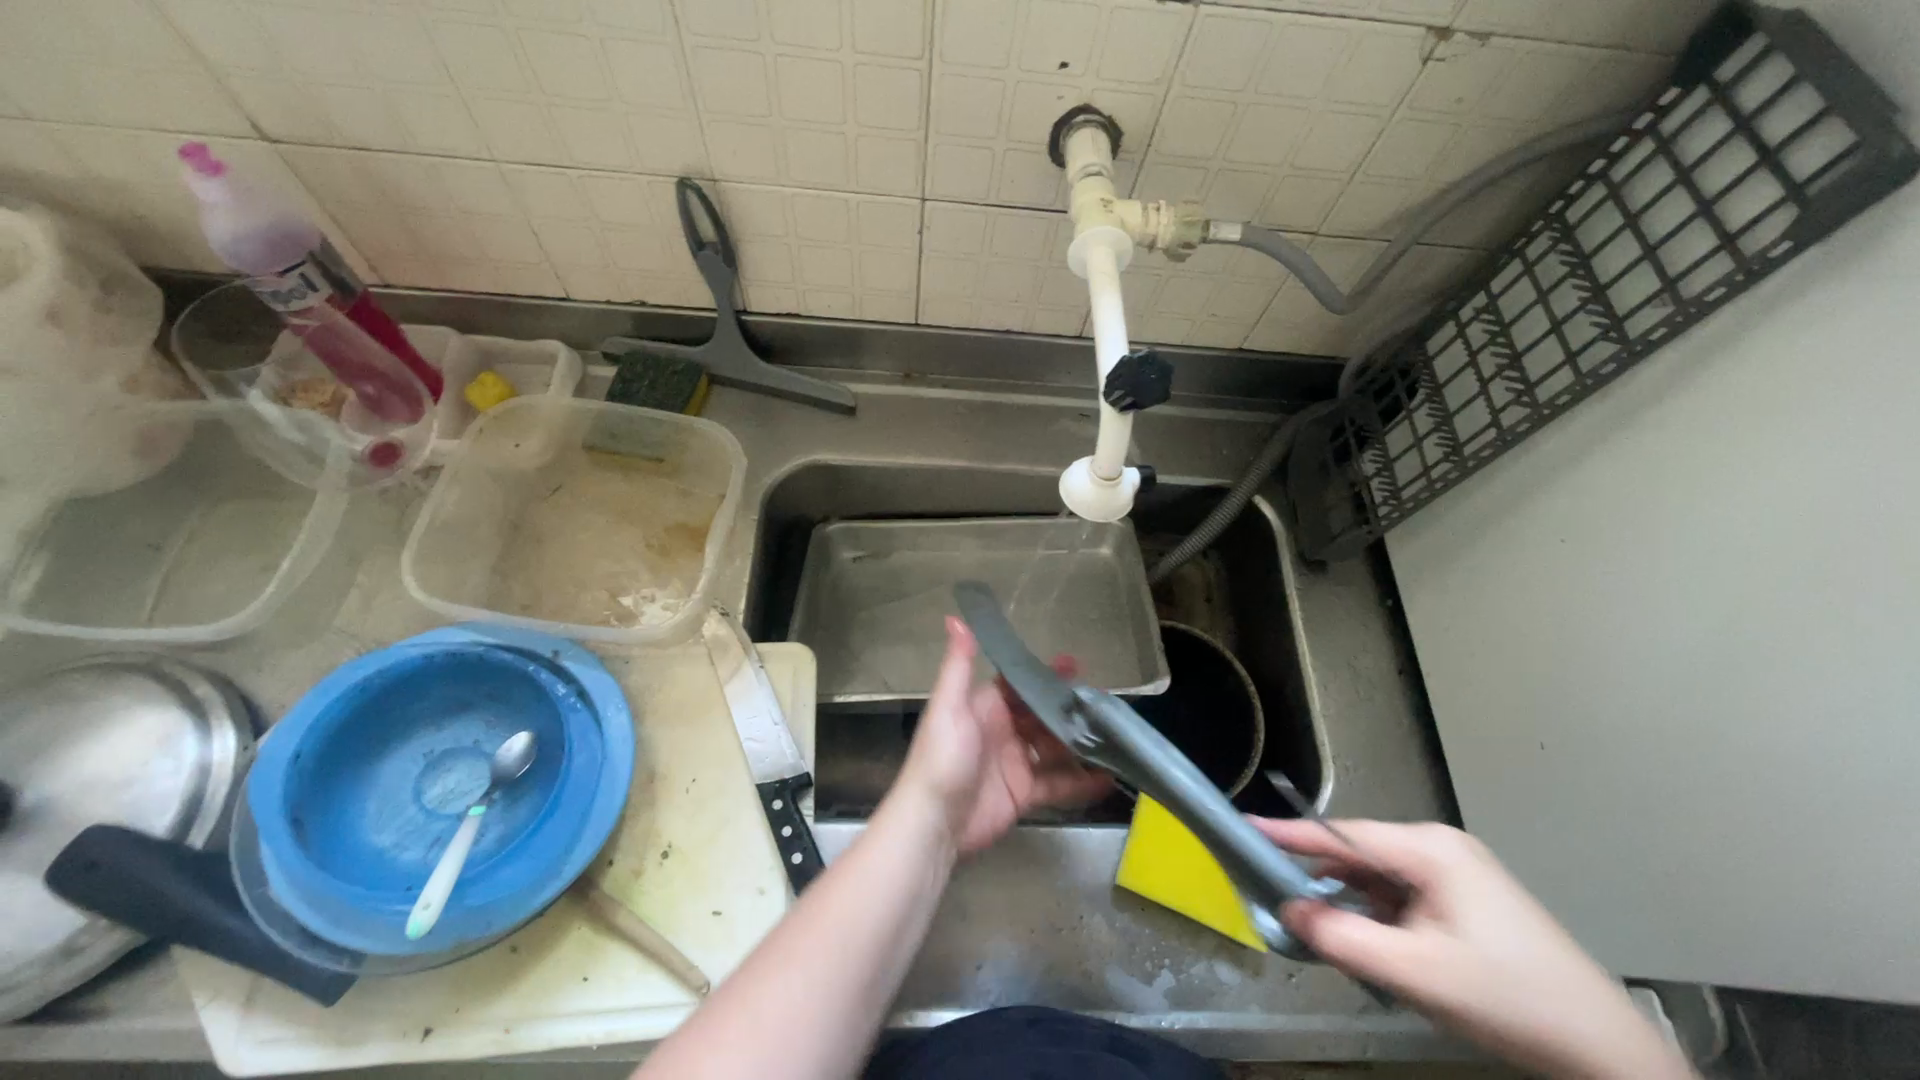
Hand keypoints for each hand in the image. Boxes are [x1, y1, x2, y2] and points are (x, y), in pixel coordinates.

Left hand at [892, 617, 1110, 854]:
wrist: (933, 824)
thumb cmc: (941, 760)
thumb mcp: (949, 707)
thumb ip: (958, 665)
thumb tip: (956, 618)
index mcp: (984, 707)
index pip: (1020, 684)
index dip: (1046, 676)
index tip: (1077, 666)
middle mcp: (1002, 731)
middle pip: (1042, 716)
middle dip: (1070, 711)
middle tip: (1107, 706)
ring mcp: (1014, 764)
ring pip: (1055, 748)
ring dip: (1081, 744)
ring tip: (1115, 739)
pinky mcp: (1023, 794)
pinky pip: (1058, 784)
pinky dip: (1081, 782)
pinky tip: (1108, 778)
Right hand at [1256, 819, 1695, 1079]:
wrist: (1600, 1047)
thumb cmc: (1507, 998)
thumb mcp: (1414, 972)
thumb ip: (1342, 936)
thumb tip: (1288, 908)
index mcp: (1431, 850)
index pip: (1342, 833)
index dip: (1290, 833)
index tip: (1243, 827)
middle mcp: (1441, 849)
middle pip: (1358, 854)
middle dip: (1320, 879)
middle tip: (1277, 900)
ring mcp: (1456, 873)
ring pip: (1377, 878)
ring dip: (1349, 904)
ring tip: (1322, 933)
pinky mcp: (1464, 901)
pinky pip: (1400, 897)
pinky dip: (1375, 917)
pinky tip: (1368, 946)